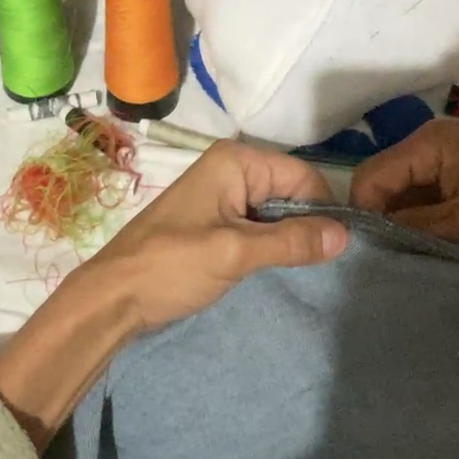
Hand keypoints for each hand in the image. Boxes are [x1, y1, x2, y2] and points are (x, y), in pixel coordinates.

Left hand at [77, 140, 349, 330]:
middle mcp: (231, 168)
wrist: (113, 296)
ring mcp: (222, 194)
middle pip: (290, 190)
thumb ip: (290, 241)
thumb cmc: (170, 266)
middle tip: (327, 263)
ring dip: (290, 236)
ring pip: (276, 210)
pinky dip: (271, 244)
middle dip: (308, 222)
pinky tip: (280, 267)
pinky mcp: (216, 221)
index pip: (301, 175)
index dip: (324, 207)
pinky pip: (258, 224)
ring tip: (308, 268)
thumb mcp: (235, 253)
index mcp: (235, 161)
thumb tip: (345, 235)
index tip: (341, 246)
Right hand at [350, 118, 458, 270]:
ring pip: (414, 191)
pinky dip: (433, 219)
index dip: (364, 214)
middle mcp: (441, 141)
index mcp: (432, 141)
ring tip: (412, 257)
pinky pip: (438, 195)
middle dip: (387, 217)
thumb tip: (369, 233)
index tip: (368, 254)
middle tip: (390, 260)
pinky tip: (438, 246)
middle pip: (390, 180)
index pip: (371, 176)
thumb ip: (412, 225)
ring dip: (410, 221)